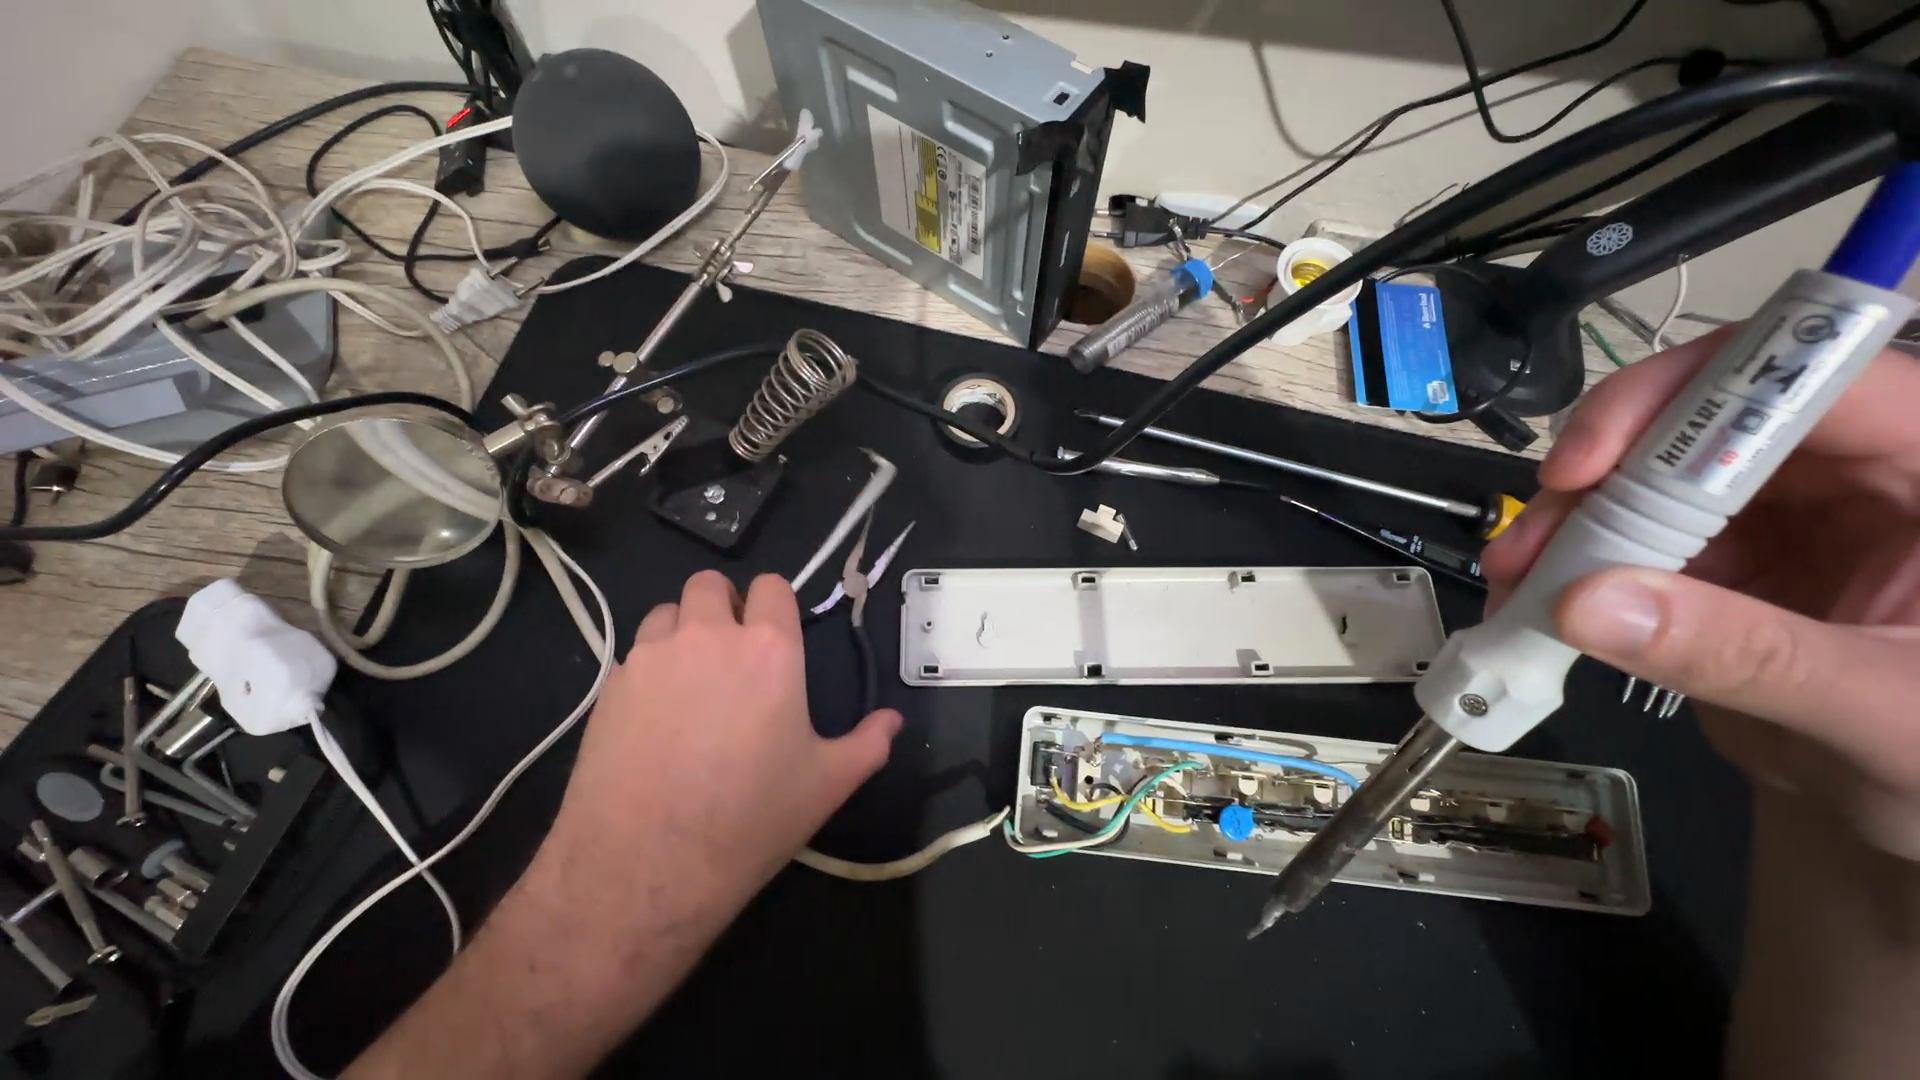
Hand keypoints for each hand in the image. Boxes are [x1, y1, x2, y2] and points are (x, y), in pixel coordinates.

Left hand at [346, 572, 902, 1077]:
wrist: (646, 864)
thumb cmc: (751, 818)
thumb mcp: (828, 785)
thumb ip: (868, 743)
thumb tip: (893, 720)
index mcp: (769, 649)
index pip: (772, 587)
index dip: (776, 604)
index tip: (777, 635)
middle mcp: (707, 636)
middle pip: (710, 584)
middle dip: (724, 605)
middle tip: (733, 653)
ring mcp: (650, 657)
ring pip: (666, 612)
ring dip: (682, 630)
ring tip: (691, 679)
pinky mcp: (608, 686)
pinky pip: (634, 654)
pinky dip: (649, 668)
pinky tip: (655, 716)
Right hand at [1483, 332, 1919, 858]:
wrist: (1919, 807)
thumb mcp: (1879, 715)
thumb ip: (1749, 656)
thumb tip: (1586, 603)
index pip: (1813, 386)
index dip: (1690, 401)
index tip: (1583, 466)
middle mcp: (1851, 474)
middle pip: (1700, 421)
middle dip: (1595, 475)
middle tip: (1527, 541)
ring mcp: (1776, 512)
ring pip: (1643, 475)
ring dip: (1563, 522)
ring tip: (1511, 580)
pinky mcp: (1716, 550)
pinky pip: (1623, 532)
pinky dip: (1564, 561)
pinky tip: (1525, 598)